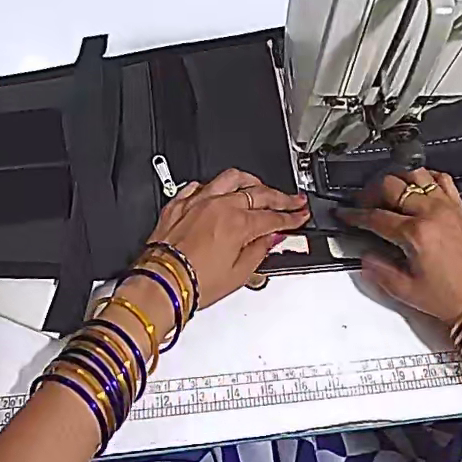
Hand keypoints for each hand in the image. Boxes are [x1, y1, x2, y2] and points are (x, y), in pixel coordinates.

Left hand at [146, 168, 308, 309]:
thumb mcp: (239, 274)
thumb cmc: (193, 282)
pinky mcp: (179, 204)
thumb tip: (269, 239)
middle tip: (293, 200)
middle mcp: (219, 206)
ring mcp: (198, 202)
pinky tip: (219, 191)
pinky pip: (200, 185)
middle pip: (259, 194)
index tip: (300, 215)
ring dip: (251, 181)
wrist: (161, 282)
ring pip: (231, 178)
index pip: (274, 216)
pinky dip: (214, 186)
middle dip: (281, 197)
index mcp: (238, 223)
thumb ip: (259, 250)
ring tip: (260, 186)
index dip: (292, 217)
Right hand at [337, 169, 461, 322]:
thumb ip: (379, 271)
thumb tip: (365, 256)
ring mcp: (448, 207)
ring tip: (386, 191)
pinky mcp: (459, 208)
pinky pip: (441, 179)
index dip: (355, 215)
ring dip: (396, 180)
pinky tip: (417, 185)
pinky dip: (426, 177)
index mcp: (416, 233)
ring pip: (415, 174)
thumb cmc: (450, 296)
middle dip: (370, 193)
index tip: (345, 214)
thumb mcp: (405, 290)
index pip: (376, 216)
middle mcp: (432, 213)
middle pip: (392, 186)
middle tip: (362, 203)